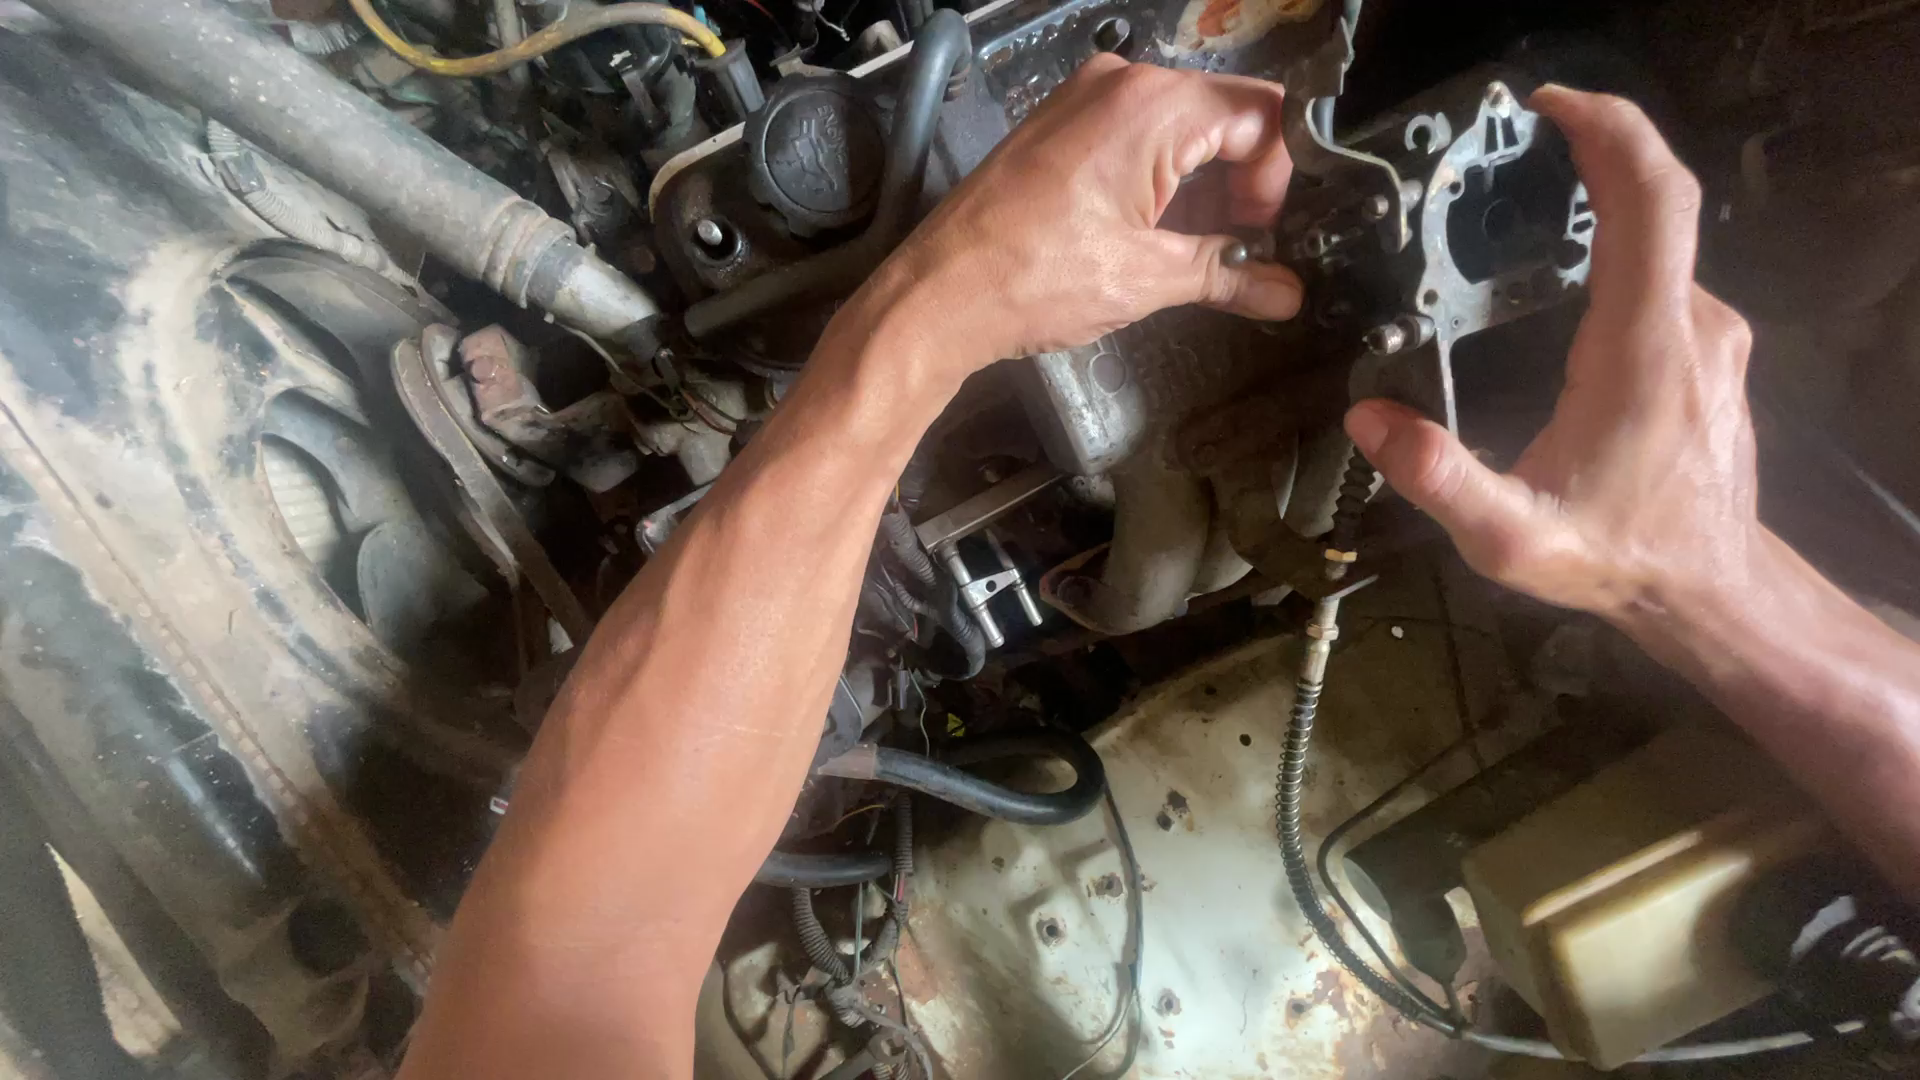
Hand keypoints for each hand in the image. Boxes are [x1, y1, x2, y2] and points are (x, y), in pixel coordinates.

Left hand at [876, 55, 1304, 371]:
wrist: (938, 297)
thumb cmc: (1032, 280)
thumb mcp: (1145, 280)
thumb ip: (1225, 276)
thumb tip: (1283, 293)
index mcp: (1152, 106)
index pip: (1261, 117)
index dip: (1277, 181)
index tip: (1263, 237)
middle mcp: (1117, 87)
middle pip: (1217, 121)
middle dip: (1236, 190)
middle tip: (1233, 254)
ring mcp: (1079, 107)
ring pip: (1171, 136)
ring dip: (1194, 195)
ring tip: (1187, 257)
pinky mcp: (1053, 136)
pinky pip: (1126, 146)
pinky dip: (1151, 189)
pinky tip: (1144, 241)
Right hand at [1342, 86, 1763, 624]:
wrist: (1706, 588)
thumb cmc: (1612, 556)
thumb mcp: (1506, 536)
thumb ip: (1437, 477)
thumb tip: (1366, 418)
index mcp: (1643, 352)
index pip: (1650, 208)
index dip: (1608, 138)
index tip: (1549, 108)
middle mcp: (1692, 327)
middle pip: (1654, 211)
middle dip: (1582, 166)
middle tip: (1495, 164)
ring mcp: (1707, 338)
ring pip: (1654, 248)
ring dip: (1587, 215)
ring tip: (1504, 221)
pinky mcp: (1702, 355)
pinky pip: (1656, 280)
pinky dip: (1604, 256)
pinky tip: (1546, 286)